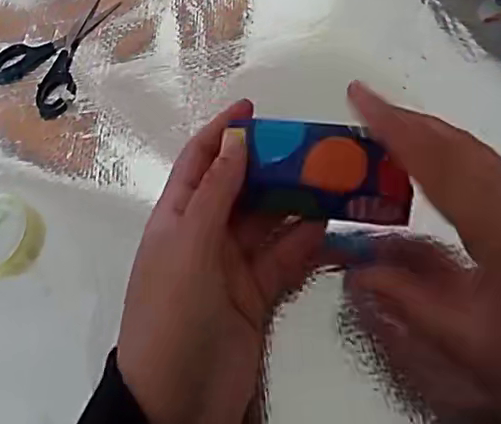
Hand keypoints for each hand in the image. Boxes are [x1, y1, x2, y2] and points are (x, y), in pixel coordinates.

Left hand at [116, 99, 325, 423]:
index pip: (202, 159)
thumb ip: (216, 192)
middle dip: (272, 163)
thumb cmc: (171, 313)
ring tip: (329, 177)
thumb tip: (237, 138)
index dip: (224, 129)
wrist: (175, 408)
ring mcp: (233, 264)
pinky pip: (285, 257)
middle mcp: (206, 232)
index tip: (252, 106)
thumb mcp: (188, 246)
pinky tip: (328, 223)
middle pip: (242, 185)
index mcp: (178, 215)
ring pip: (270, 219)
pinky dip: (305, 240)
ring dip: (296, 199)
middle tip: (309, 144)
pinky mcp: (257, 294)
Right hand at [344, 82, 500, 421]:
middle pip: (455, 145)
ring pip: (468, 148)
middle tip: (363, 101)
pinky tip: (426, 148)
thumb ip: (407, 301)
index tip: (361, 99)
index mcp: (500, 231)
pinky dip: (445, 143)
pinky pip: (479, 160)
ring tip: (385, 118)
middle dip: (406, 119)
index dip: (396, 129)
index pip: (439, 165)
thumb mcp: (467, 343)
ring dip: (426, 128)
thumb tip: (357, 270)